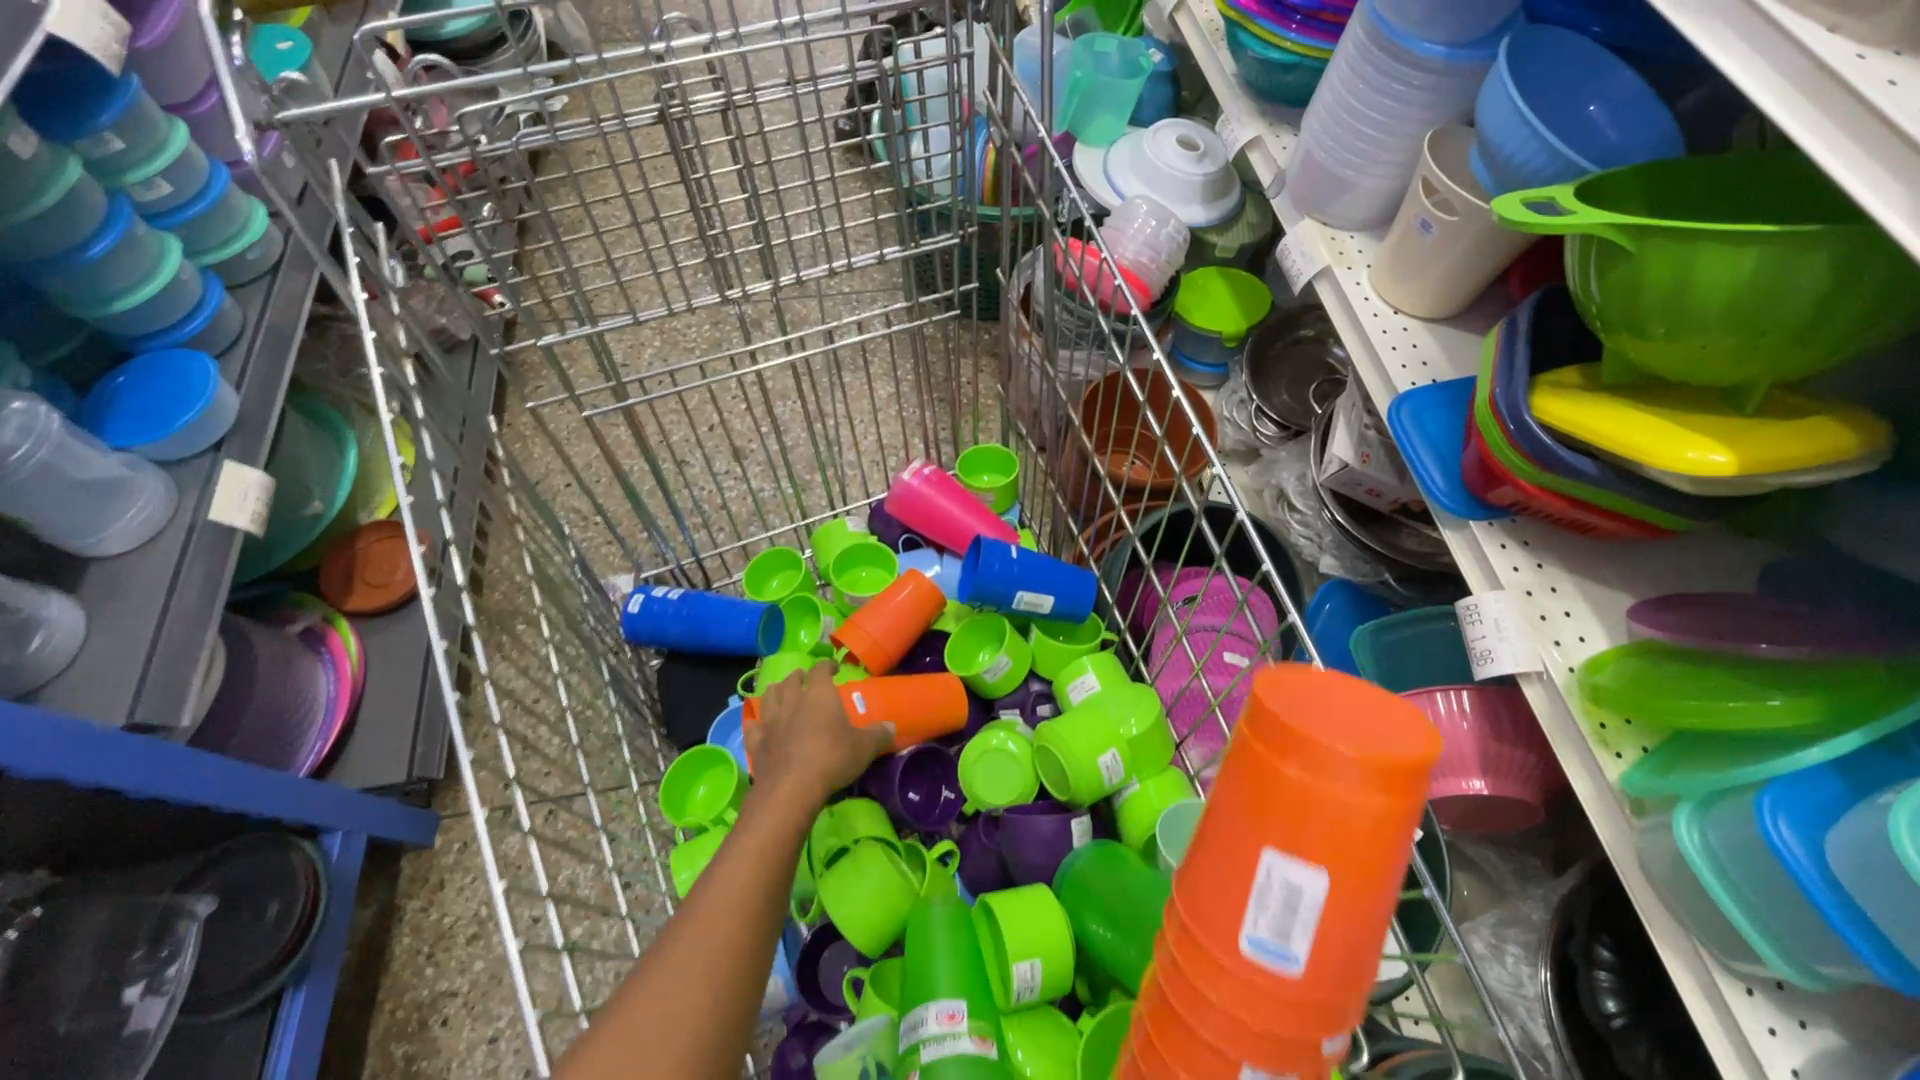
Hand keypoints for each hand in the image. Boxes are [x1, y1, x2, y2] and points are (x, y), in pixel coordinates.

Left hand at [746, 660, 893, 807]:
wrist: (792, 787)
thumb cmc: (832, 759)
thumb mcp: (865, 747)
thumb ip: (879, 734)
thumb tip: (892, 726)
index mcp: (819, 695)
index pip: (820, 670)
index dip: (827, 666)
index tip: (834, 668)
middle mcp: (792, 701)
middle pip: (791, 680)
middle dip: (798, 677)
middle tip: (805, 680)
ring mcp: (771, 721)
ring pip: (769, 697)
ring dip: (776, 692)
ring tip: (781, 693)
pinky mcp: (757, 742)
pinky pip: (753, 726)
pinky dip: (755, 722)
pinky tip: (756, 722)